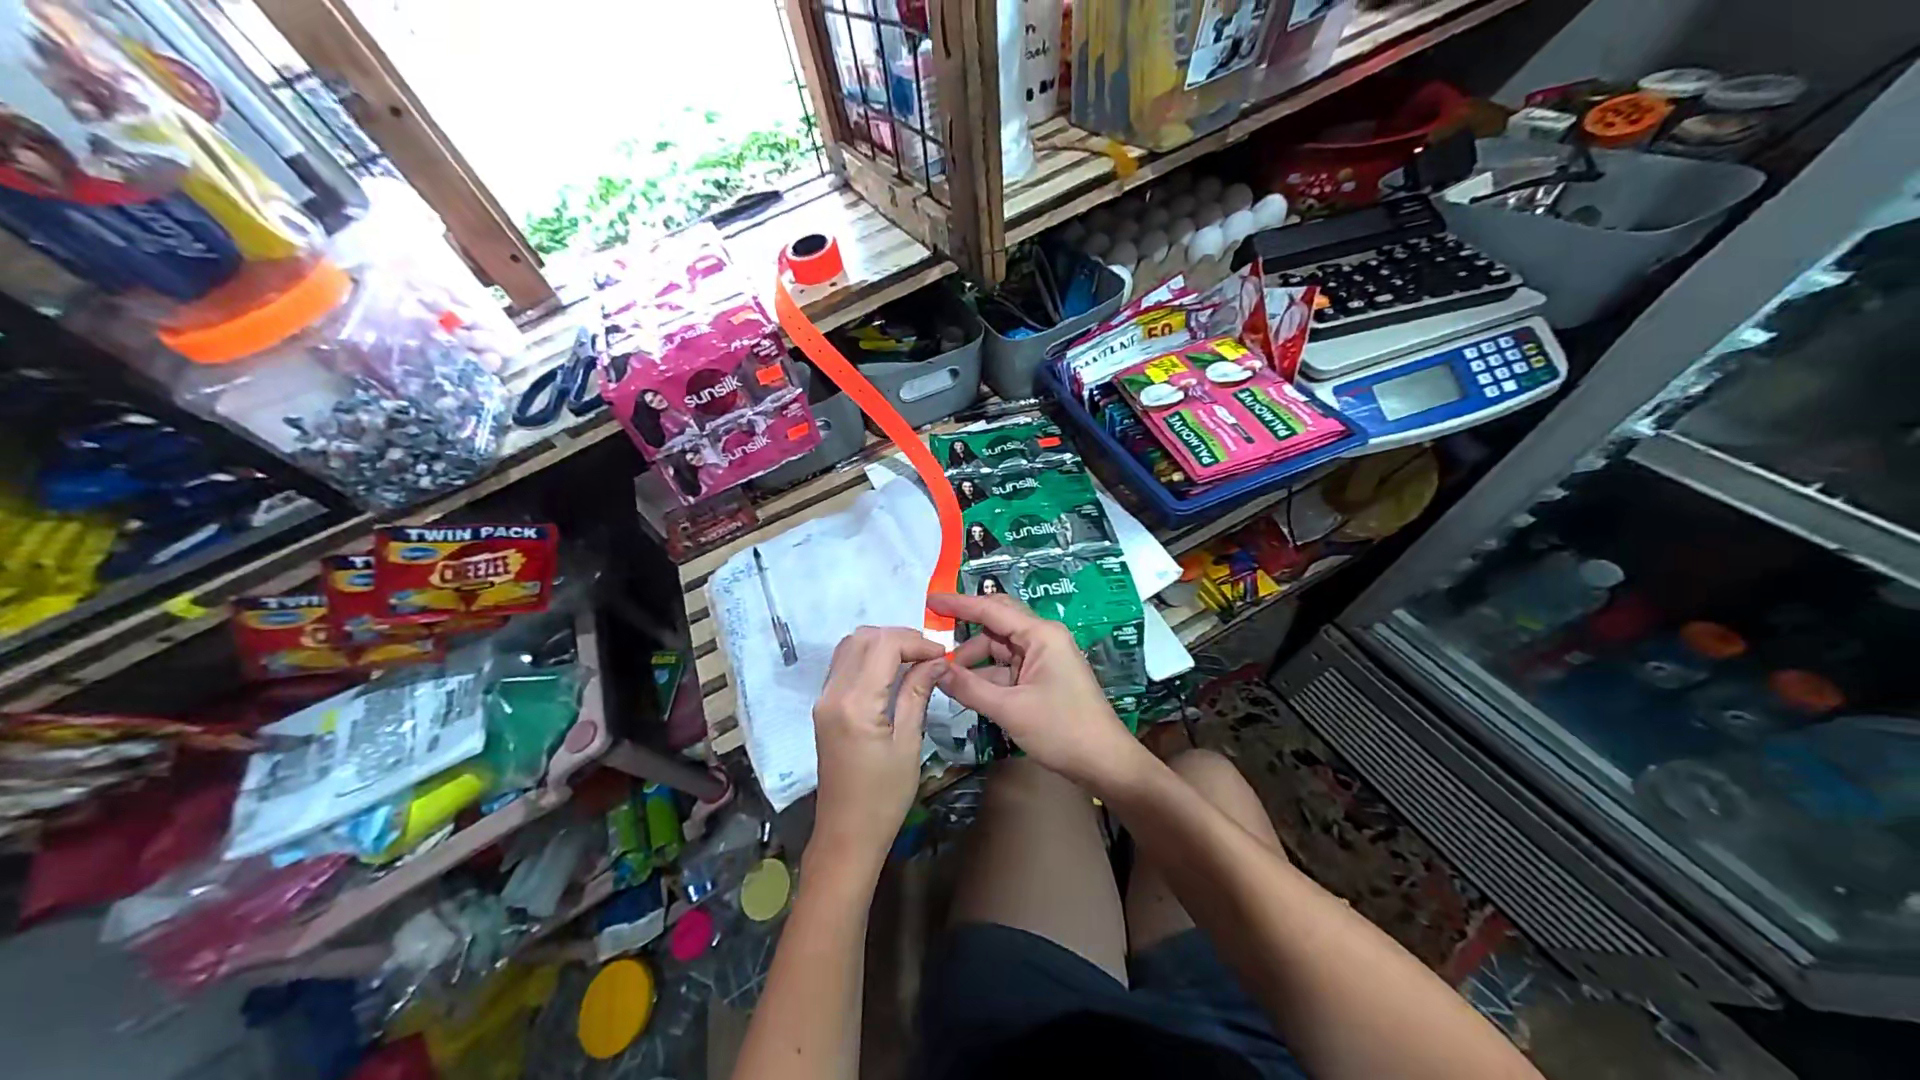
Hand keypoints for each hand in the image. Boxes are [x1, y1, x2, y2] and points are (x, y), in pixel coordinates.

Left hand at [811, 626, 945, 867]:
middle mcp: (832, 693)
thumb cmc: (884, 797)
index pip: (883, 645)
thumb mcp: (909, 744)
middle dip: (900, 637)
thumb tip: (936, 661)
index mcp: (855, 704)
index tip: (941, 655)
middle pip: (864, 638)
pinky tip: (892, 671)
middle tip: (929, 655)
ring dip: (883, 643)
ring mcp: (823, 698)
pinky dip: (868, 656)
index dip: (916, 641)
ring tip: (914, 660)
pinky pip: (843, 664)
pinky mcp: (823, 706)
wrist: (847, 833)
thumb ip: (917, 694)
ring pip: (850, 646)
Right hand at [929, 593, 1151, 794]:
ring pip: (1000, 648)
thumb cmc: (1061, 730)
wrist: (1104, 761)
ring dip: (974, 659)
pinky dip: (987, 675)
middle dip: (965, 630)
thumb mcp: (1009, 709)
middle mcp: (1043, 638)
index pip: (992, 610)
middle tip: (932, 635)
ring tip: (943, 674)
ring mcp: (1045, 658)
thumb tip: (934, 671)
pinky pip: (1009, 667)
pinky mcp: (1044, 677)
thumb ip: (969, 688)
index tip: (930, 601)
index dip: (958, 604)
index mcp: (1041, 635)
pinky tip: (965, 687)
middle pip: (997, 624)